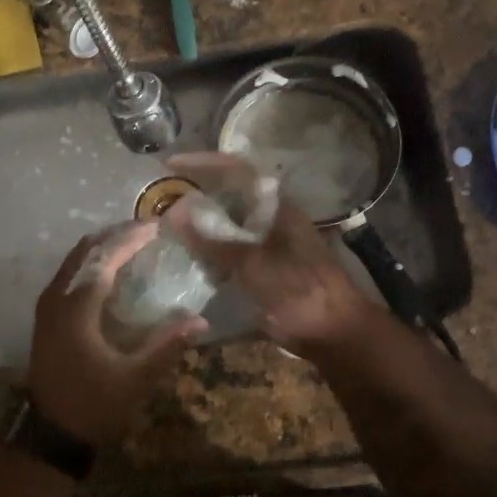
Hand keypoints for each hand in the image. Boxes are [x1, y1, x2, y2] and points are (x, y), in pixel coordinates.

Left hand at [28, 222, 208, 445]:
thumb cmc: (92, 405)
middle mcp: (57, 297)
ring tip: (133, 244)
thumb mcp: (134, 378)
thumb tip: (201, 320)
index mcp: (76, 307)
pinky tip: (112, 272)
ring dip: (101, 247)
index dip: (130, 238)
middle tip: (148, 231)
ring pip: (74, 260)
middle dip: (115, 236)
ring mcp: (47, 305)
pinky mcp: (46, 316)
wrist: (49, 434)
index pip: (103, 257)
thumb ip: (166, 346)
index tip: (156, 227)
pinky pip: (68, 274)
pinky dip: (90, 264)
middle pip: (85, 251)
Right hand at [164, 152, 374, 351]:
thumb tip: (173, 212)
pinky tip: (188, 260)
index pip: (235, 169)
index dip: (202, 162)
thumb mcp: (252, 264)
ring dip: (199, 225)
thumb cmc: (299, 291)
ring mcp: (269, 244)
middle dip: (195, 195)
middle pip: (228, 195)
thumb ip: (212, 239)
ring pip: (227, 224)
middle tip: (161, 201)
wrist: (335, 334)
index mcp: (274, 206)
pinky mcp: (265, 269)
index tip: (170, 165)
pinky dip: (208, 252)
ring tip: (167, 230)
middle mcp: (271, 218)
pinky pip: (229, 251)